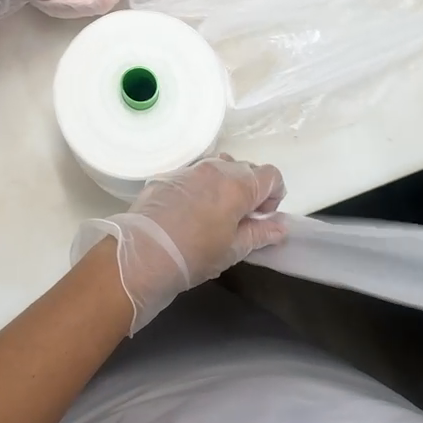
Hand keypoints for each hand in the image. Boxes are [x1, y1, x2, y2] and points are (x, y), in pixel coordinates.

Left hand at [72, 155, 285, 333]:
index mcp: (237, 184)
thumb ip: (261, 233)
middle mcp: (216, 168)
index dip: (274, 194)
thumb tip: (281, 226)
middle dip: (251, 189)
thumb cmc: (194, 255)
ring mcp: (190, 169)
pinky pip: (195, 175)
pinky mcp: (168, 176)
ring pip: (219, 167)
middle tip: (241, 219)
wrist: (141, 255)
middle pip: (245, 168)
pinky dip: (201, 188)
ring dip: (226, 185)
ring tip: (215, 214)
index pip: (271, 175)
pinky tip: (190, 214)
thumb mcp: (233, 250)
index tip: (264, 216)